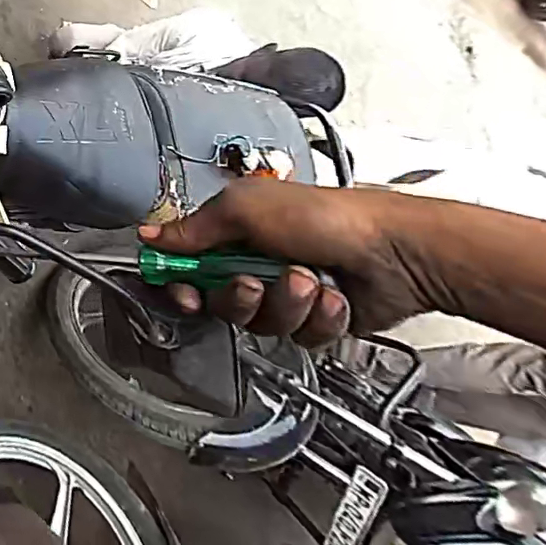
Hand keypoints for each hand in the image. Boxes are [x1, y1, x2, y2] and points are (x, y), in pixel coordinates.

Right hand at [140, 179, 438, 346]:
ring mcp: (280, 292)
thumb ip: (191, 228)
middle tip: (251, 281)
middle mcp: (247, 262)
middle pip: (216, 300)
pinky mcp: (313, 319)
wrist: (396, 249)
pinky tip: (332, 295)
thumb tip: (149, 235)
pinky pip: (298, 335)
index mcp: (225, 232)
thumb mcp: (241, 209)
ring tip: (308, 278)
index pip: (182, 263)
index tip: (182, 288)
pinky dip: (317, 317)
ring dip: (285, 302)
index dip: (177, 280)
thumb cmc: (323, 216)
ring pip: (258, 321)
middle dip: (236, 295)